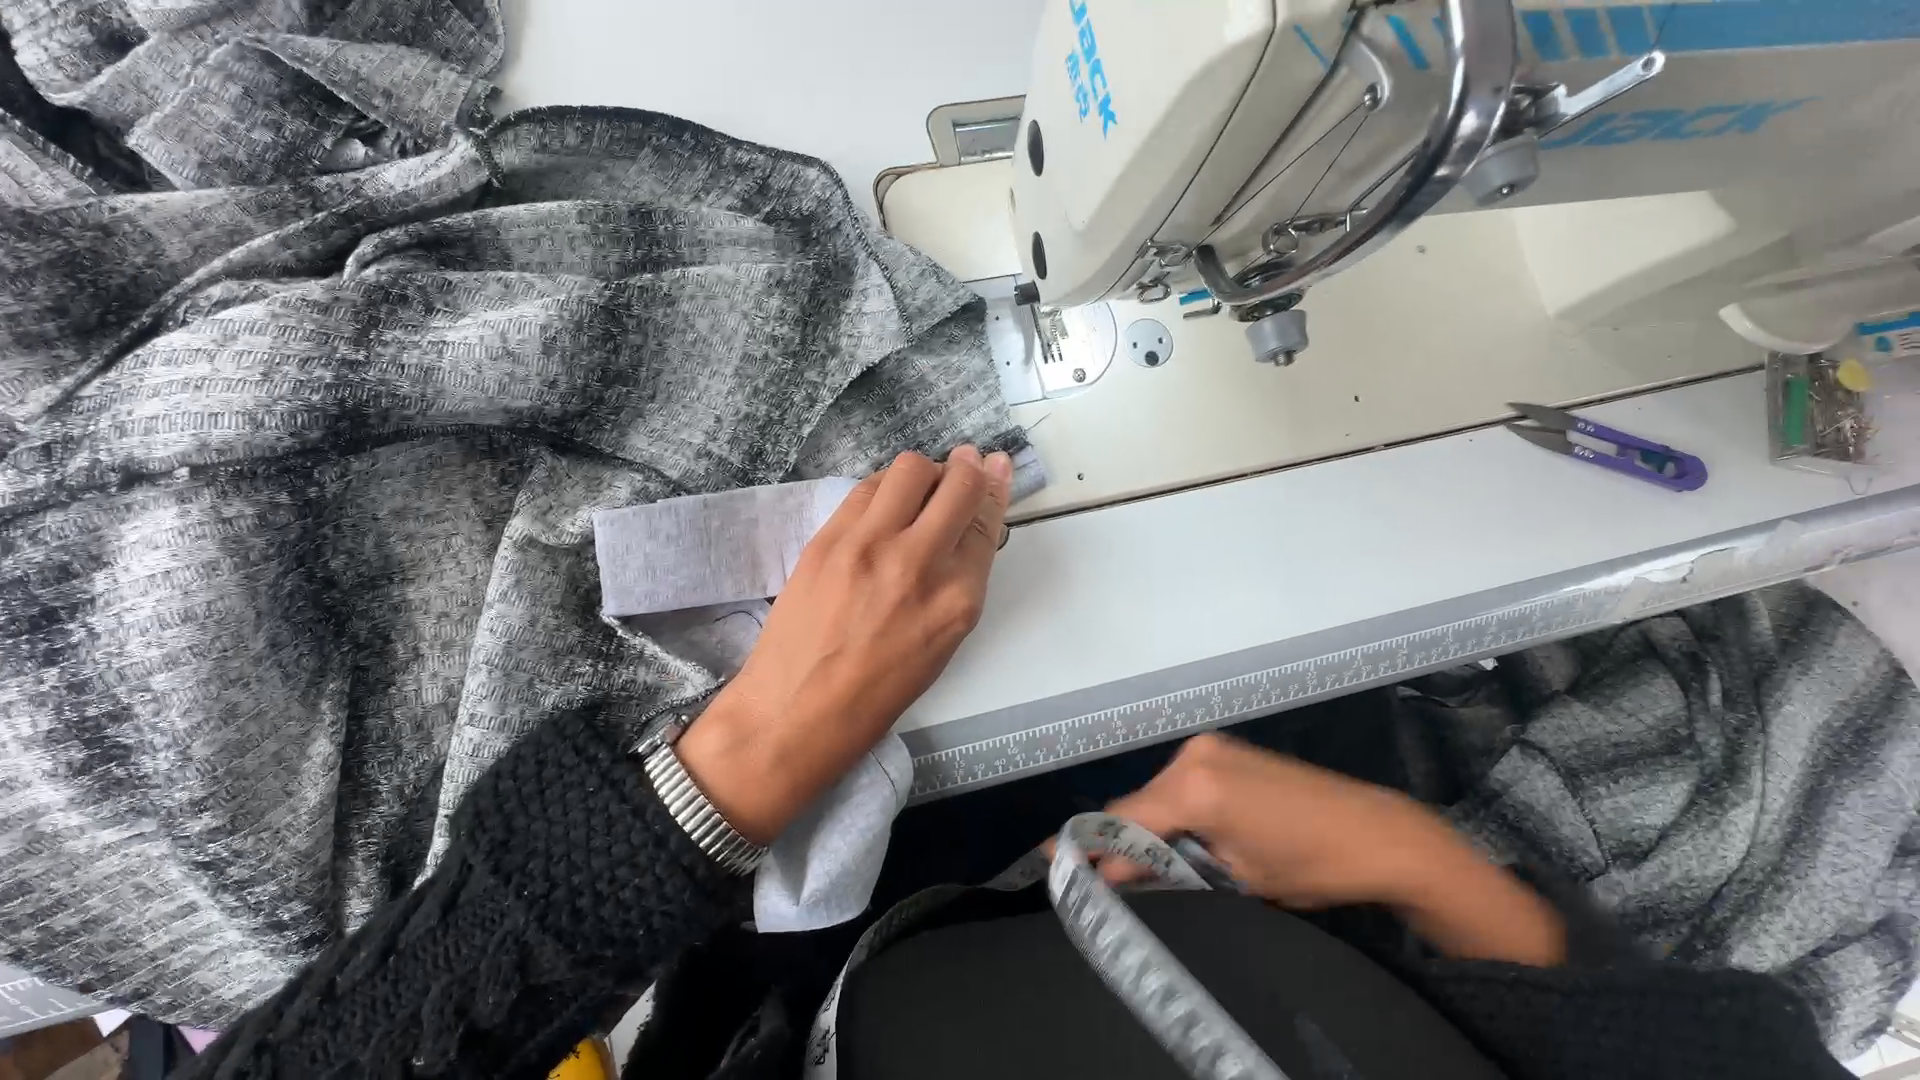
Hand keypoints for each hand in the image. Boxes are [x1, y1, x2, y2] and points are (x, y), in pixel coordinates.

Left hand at [675, 446, 1012, 843]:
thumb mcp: (942, 644)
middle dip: (967, 467)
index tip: (995, 468)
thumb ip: (960, 583)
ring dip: (924, 470)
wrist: (796, 712)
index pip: (987, 522)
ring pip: (909, 469)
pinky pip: (866, 487)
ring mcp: (868, 545)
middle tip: (963, 466)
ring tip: (919, 488)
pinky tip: (883, 502)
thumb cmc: (877, 693)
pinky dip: (884, 485)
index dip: (995, 488)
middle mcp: (919, 562)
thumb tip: (968, 532)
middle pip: (958, 483)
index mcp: (958, 599)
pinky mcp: (827, 539)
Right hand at [1103, 734, 1565, 965]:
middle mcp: (1194, 755)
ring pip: (1157, 794)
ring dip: (1150, 827)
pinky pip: (1181, 783)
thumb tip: (1114, 872)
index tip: (1057, 864)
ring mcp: (1211, 747)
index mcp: (1194, 787)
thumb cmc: (1310, 866)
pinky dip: (1173, 810)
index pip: (1124, 820)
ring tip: (1152, 866)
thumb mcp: (1233, 879)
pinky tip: (1182, 839)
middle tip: (1107, 877)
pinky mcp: (1226, 751)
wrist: (1378, 835)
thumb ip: (1166, 870)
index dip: (1091, 847)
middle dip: (1123, 841)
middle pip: (1137, 804)